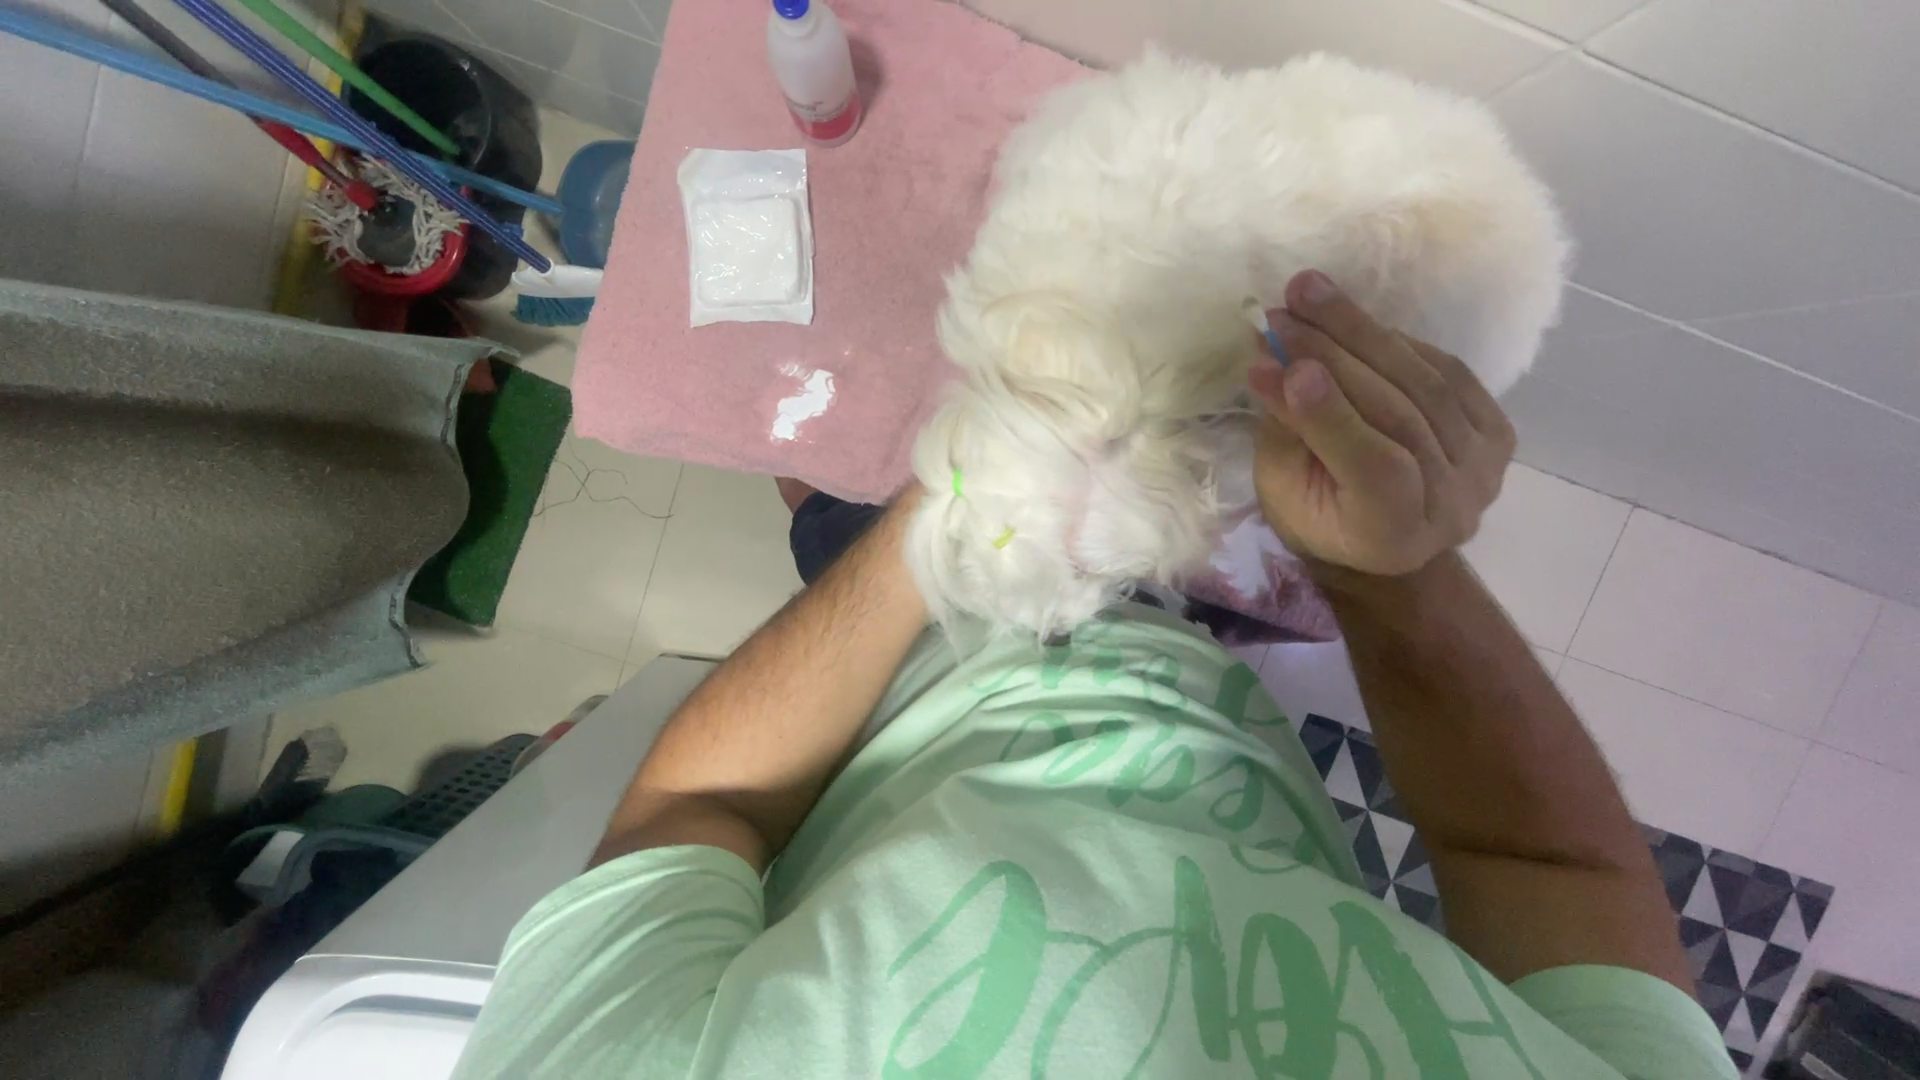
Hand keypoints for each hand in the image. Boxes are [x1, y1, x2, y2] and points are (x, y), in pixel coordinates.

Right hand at [1250, 270, 1515, 576]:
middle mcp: (1454, 507)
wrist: (1382, 532)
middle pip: (1401, 414)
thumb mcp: (1281, 484)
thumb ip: (1285, 427)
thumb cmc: (1315, 515)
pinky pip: (1447, 370)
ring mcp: (1486, 468)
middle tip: (1279, 313)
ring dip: (1361, 331)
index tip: (1287, 367)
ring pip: (1425, 384)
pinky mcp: (1499, 434)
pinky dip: (1397, 340)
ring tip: (1308, 294)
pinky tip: (1353, 319)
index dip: (1333, 415)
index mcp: (1393, 536)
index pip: (1375, 467)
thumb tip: (1268, 362)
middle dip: (1333, 355)